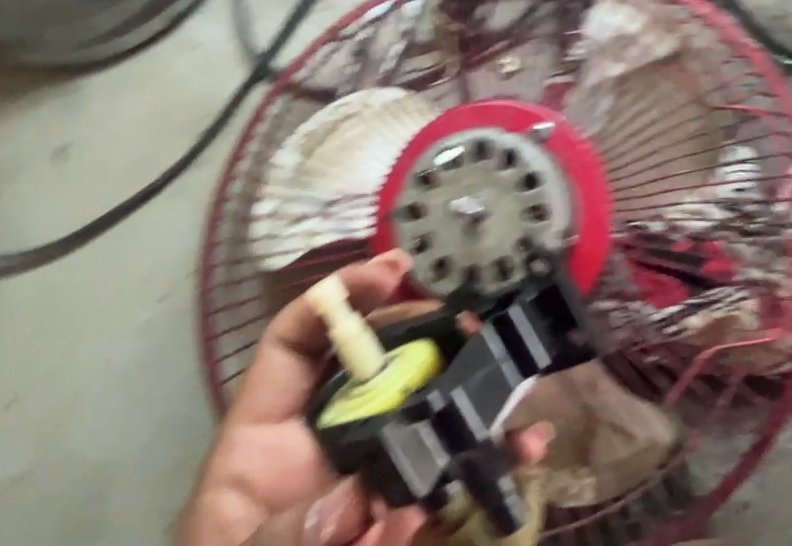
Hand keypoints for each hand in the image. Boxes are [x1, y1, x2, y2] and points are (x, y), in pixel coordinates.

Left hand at [177, 251, 551, 545]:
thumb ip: (280, 533)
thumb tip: (353, 498)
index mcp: (265, 437)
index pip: (295, 342)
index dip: (338, 296)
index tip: (393, 271)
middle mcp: (321, 441)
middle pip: (371, 363)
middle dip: (421, 330)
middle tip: (467, 320)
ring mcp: (366, 476)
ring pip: (420, 412)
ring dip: (467, 390)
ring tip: (508, 370)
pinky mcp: (400, 512)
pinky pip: (447, 475)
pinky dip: (488, 459)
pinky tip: (527, 447)